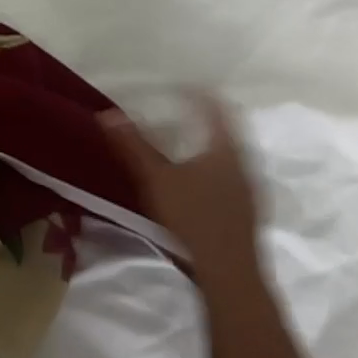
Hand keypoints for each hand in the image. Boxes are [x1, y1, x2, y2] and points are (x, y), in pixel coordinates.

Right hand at [101, 94, 262, 286]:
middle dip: (202, 116)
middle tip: (175, 108)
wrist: (230, 272)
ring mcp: (251, 188)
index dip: (197, 92)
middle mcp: (245, 163)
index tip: (175, 85)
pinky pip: (232, 171)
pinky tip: (195, 176)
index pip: (216, 107)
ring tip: (182, 139)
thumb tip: (106, 114)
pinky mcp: (249, 208)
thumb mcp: (155, 179)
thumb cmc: (193, 218)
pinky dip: (213, 162)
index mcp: (226, 148)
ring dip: (207, 141)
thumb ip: (132, 145)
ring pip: (231, 151)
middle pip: (227, 128)